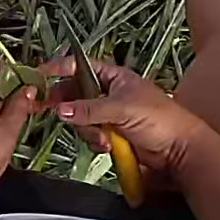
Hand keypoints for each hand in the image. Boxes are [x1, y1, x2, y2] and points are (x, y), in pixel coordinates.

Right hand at [38, 56, 219, 182]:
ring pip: (79, 118)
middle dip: (71, 108)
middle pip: (74, 94)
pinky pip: (89, 134)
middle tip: (60, 115)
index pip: (80, 66)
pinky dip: (94, 141)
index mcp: (114, 76)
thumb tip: (59, 109)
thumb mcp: (122, 109)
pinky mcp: (110, 135)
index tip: (38, 76)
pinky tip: (108, 147)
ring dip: (87, 130)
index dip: (59, 69)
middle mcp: (108, 92)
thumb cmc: (159, 120)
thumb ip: (89, 109)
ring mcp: (108, 115)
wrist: (181, 153)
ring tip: (105, 139)